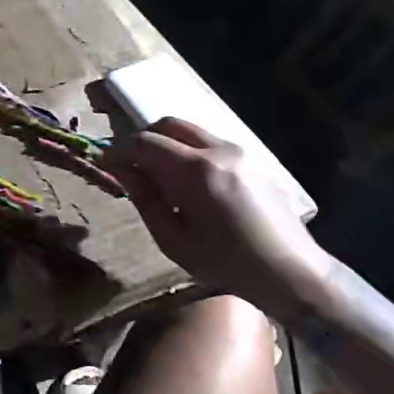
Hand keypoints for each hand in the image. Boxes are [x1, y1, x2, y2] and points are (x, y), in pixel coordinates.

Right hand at [102, 117, 333, 314]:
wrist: (290, 271)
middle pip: (168, 123)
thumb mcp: (174, 239)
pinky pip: (209, 143)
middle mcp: (218, 150)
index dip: (119, 150)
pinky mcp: (252, 159)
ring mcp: (239, 151)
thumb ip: (146, 199)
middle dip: (142, 139)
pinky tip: (187, 183)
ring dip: (166, 144)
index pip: (145, 143)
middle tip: (129, 165)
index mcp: (196, 171)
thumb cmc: (226, 263)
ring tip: (157, 176)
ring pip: (190, 131)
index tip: (104, 163)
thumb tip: (123, 171)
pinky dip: (188, 151)